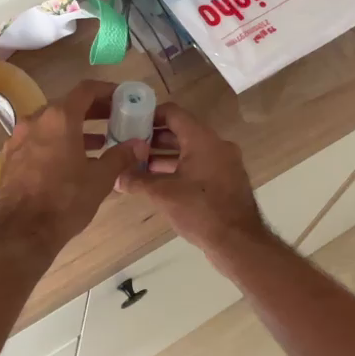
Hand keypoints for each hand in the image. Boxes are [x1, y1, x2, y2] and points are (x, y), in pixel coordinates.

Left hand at [0, 80, 144, 257]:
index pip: (85, 90)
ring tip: (99, 142)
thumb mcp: (100, 179)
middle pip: (67, 105)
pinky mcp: (10, 156)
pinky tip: (71, 160)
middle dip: (93, 111)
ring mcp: (18, 138)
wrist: (21, 232)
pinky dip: (56, 142)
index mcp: (59, 118)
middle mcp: (35, 120)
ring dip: (75, 128)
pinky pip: (38, 140)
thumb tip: (139, 144)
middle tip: (115, 119)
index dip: (107, 90)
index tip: (122, 97)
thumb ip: (120, 156)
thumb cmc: (65, 201)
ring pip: (51, 124)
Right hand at [119, 103, 273, 256]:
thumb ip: (137, 181)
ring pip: (191, 150)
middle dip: (155, 139)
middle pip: (182, 131)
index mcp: (202, 139)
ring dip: (166, 156)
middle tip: (131, 147)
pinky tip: (161, 183)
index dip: (150, 116)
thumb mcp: (162, 194)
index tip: (130, 123)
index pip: (173, 114)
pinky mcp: (228, 180)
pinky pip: (201, 165)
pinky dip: (181, 168)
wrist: (238, 242)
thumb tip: (116, 177)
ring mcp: (226, 163)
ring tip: (140, 167)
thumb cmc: (199, 210)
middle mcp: (217, 145)